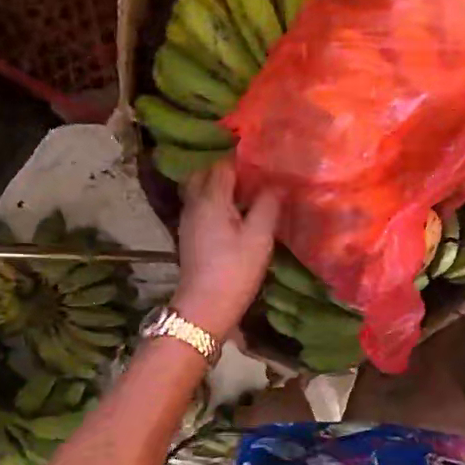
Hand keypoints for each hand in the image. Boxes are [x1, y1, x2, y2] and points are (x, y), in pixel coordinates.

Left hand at [171, 160, 281, 338]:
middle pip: (206, 173)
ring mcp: (188, 220)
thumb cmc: (234, 271)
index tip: (263, 156)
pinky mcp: (189, 235)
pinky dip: (216, 201)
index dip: (242, 157)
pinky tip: (235, 212)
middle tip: (253, 171)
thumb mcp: (259, 237)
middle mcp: (194, 203)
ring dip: (220, 185)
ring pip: (201, 190)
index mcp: (210, 198)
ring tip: (247, 189)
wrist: (204, 308)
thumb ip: (268, 205)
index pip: (223, 164)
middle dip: (227, 168)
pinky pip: (201, 206)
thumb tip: (276, 183)